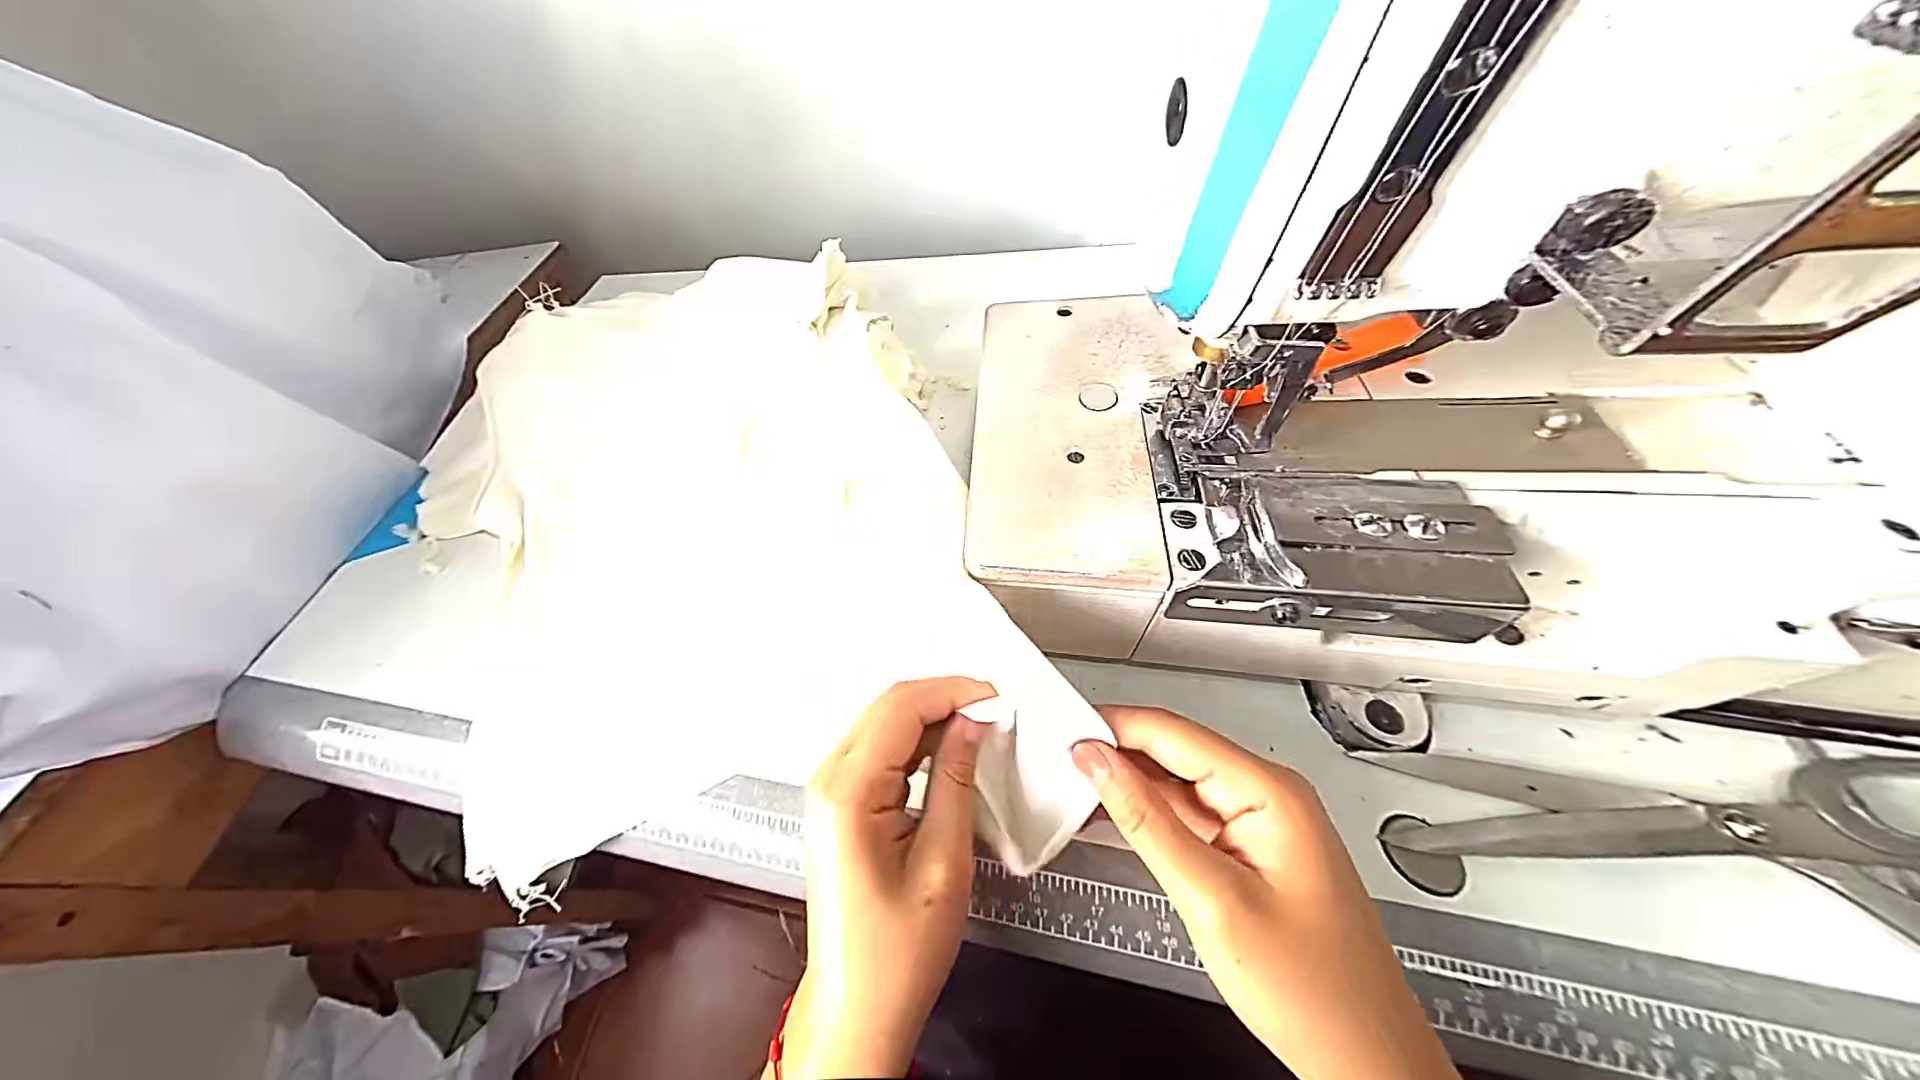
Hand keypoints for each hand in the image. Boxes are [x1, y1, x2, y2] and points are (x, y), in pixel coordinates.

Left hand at [782, 677, 995, 1078]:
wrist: (859, 1004)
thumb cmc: (893, 954)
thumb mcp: (943, 863)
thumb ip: (957, 781)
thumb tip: (971, 727)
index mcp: (847, 795)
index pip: (900, 708)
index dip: (951, 692)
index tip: (992, 696)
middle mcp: (829, 784)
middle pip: (889, 708)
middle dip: (944, 699)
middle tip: (991, 709)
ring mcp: (831, 792)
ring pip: (886, 724)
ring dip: (934, 718)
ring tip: (979, 728)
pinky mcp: (842, 802)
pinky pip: (883, 750)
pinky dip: (920, 742)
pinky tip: (950, 752)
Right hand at [1072, 707, 1457, 1079]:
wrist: (1364, 1062)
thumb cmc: (1315, 994)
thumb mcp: (1212, 900)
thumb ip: (1147, 821)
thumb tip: (1099, 762)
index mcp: (1270, 792)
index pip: (1173, 732)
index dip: (1114, 725)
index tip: (1066, 730)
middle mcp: (1267, 795)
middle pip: (1173, 749)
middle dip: (1115, 750)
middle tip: (1061, 760)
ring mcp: (1256, 821)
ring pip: (1175, 780)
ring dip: (1126, 782)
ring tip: (1076, 787)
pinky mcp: (1245, 846)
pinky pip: (1185, 812)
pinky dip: (1146, 812)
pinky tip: (1112, 816)